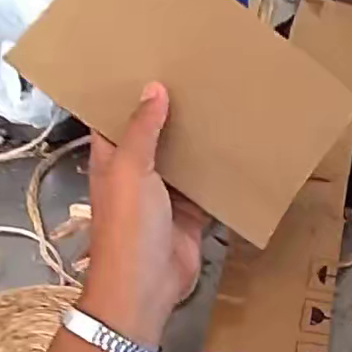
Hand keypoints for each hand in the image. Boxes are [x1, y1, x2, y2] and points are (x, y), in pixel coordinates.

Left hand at [81, 83, 208, 347]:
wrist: (146, 285)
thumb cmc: (128, 226)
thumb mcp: (130, 171)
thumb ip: (142, 131)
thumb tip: (154, 88)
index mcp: (113, 161)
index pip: (117, 121)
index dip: (129, 97)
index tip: (151, 66)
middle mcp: (138, 175)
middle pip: (156, 139)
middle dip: (173, 116)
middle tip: (198, 81)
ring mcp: (166, 197)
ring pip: (184, 163)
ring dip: (199, 145)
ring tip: (222, 108)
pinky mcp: (191, 216)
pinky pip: (208, 191)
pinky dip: (220, 177)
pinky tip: (237, 151)